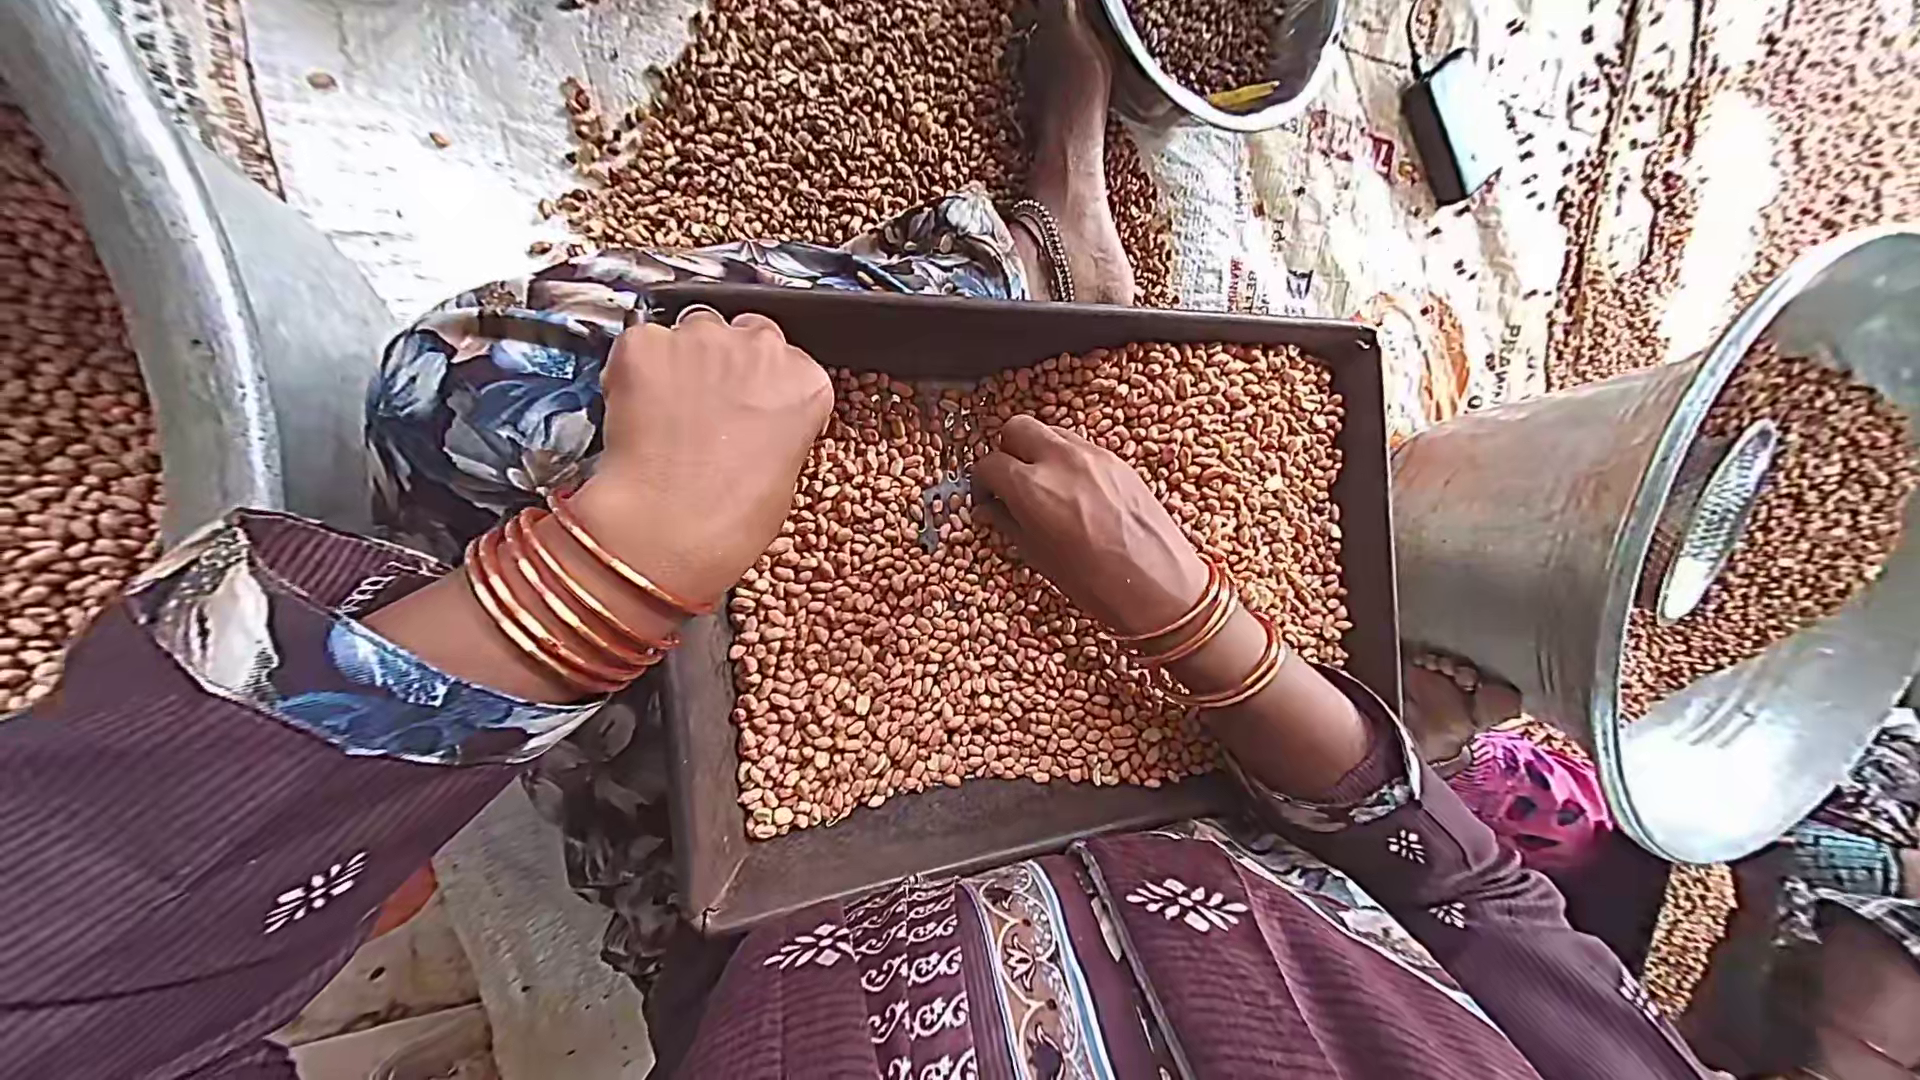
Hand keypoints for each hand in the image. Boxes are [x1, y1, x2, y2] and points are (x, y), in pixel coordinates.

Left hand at [571, 310, 832, 605]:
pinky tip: (640, 407)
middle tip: (711, 403)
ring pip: (694, 330)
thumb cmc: (734, 515)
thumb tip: (755, 417)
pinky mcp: (648, 342)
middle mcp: (762, 349)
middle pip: (747, 333)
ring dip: (686, 359)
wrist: (672, 525)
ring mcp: (703, 340)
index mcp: (807, 383)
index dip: (767, 384)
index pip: (792, 360)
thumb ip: (779, 425)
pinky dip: (639, 368)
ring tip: (671, 409)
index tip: (754, 403)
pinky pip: (644, 342)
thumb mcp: (787, 472)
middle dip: (731, 361)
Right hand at [975, 415, 1208, 634]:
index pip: (990, 464)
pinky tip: (1070, 489)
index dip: (982, 482)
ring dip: (1037, 450)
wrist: (1158, 586)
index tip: (986, 497)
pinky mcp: (1117, 459)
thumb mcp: (1038, 556)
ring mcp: (1092, 455)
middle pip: (1017, 428)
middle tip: (1008, 480)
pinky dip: (1065, 458)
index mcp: (1032, 487)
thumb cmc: (1096, 582)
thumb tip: (990, 509)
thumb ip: (1008, 523)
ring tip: (1040, 483)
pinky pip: (1079, 445)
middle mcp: (1060, 460)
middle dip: (1006, 450)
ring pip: (1050, 431)